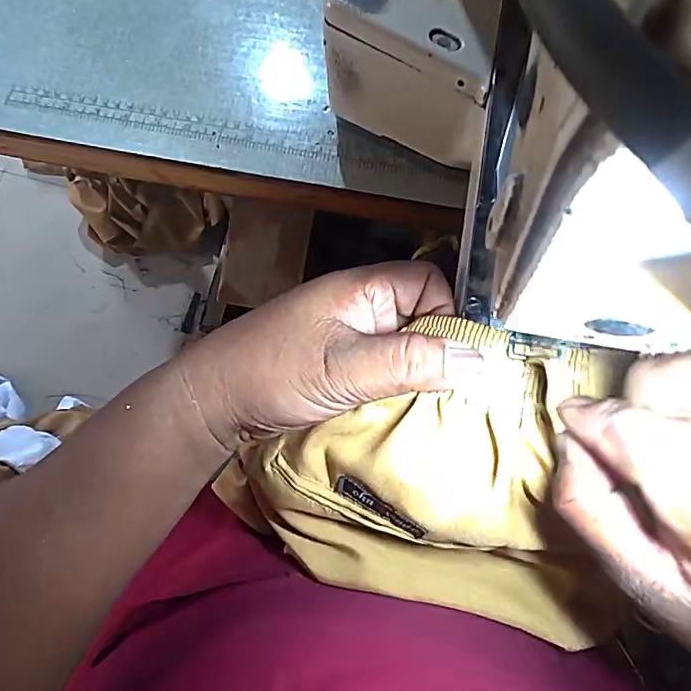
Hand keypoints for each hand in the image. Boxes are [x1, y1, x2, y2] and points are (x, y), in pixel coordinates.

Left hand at [172, 262, 483, 450]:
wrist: (212, 403)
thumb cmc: (272, 373)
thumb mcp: (346, 368)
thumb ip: (411, 362)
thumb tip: (478, 360)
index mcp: (364, 289)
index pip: (430, 283)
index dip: (447, 315)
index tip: (448, 357)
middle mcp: (362, 307)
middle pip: (422, 316)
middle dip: (436, 350)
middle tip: (441, 389)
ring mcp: (351, 336)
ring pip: (406, 345)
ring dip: (418, 372)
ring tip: (424, 403)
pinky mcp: (341, 363)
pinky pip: (386, 367)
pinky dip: (398, 385)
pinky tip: (399, 407)